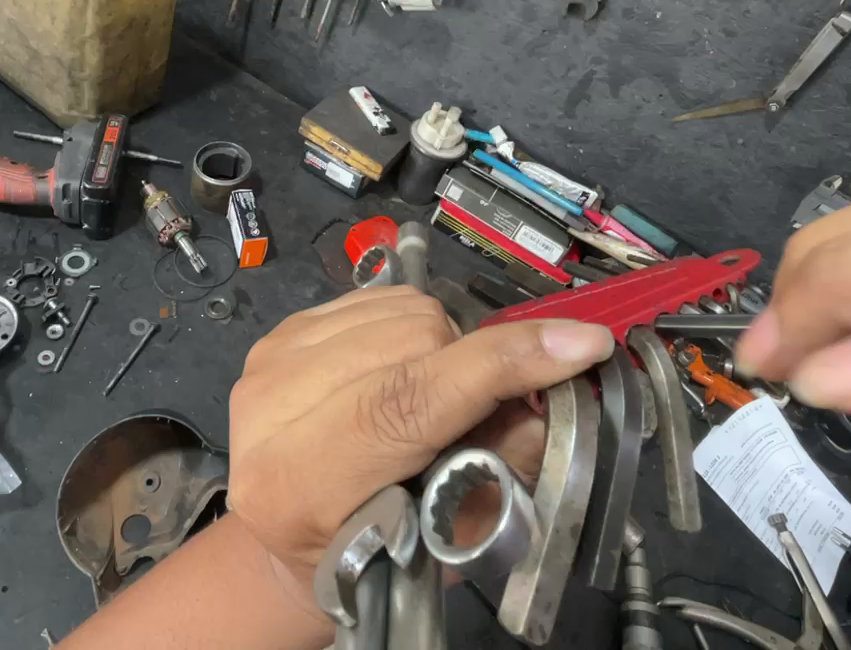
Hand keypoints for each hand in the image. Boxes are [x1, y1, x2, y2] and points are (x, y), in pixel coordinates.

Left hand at [225, 285, 614, 611]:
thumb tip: (556, 382)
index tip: (579, 343)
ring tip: (432, 390)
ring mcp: (272, 357)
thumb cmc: (363, 553)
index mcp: (303, 482)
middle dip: (469, 361)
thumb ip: (502, 465)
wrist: (282, 530)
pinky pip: (376, 296)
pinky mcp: (280, 328)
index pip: (411, 401)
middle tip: (477, 406)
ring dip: (441, 340)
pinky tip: (401, 363)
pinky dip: (410, 323)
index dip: (498, 366)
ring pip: (399, 306)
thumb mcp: (441, 539)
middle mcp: (273, 407)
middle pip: (411, 337)